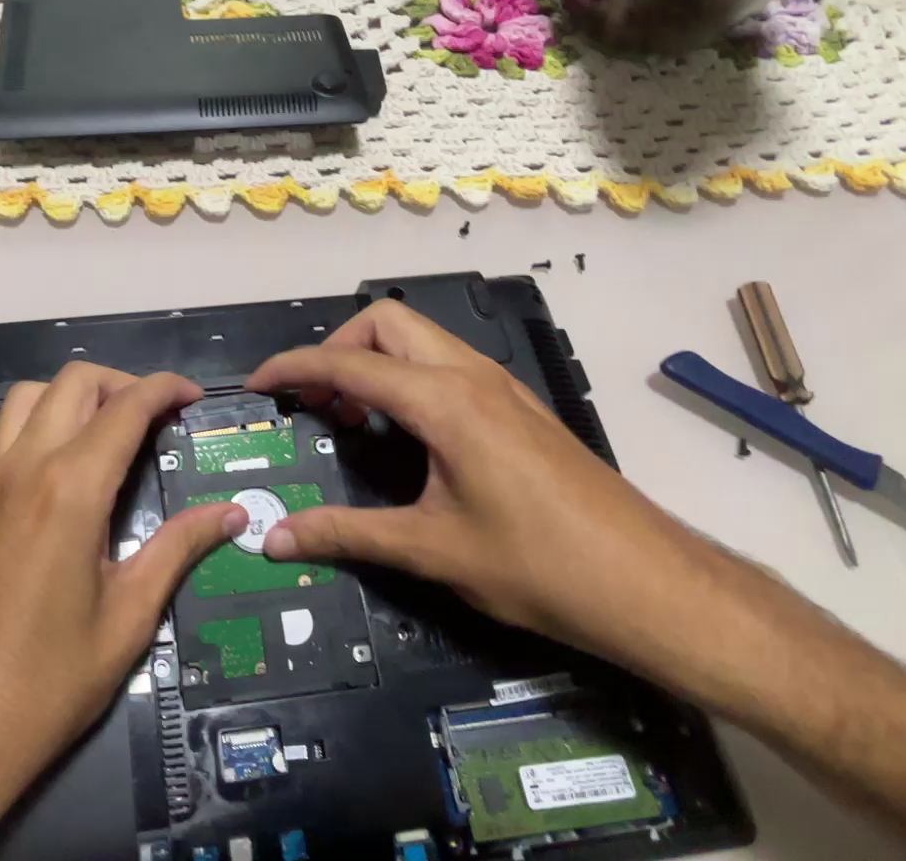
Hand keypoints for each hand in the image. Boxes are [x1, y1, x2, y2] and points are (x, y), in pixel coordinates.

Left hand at [0, 364, 242, 860]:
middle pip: (73, 382)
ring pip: (25, 396)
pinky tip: (49, 461)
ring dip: (72, 396)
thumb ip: (179, 550)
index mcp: (73, 488)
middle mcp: (25, 467)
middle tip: (158, 417)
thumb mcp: (129, 618)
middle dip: (122, 383)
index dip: (166, 389)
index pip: (126, 407)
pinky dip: (26, 424)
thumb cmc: (46, 682)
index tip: (195, 395)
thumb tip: (231, 514)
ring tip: (107, 431)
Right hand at [245, 300, 716, 657]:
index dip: (295, 368)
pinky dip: (407, 378)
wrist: (646, 582)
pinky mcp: (518, 407)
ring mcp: (501, 387)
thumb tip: (275, 540)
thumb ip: (346, 535)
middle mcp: (472, 377)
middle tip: (314, 402)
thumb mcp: (430, 550)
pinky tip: (404, 434)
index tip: (258, 385)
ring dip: (374, 361)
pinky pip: (447, 365)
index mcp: (444, 402)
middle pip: (387, 322)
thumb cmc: (537, 565)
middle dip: (338, 348)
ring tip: (350, 418)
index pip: (350, 364)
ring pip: (421, 339)